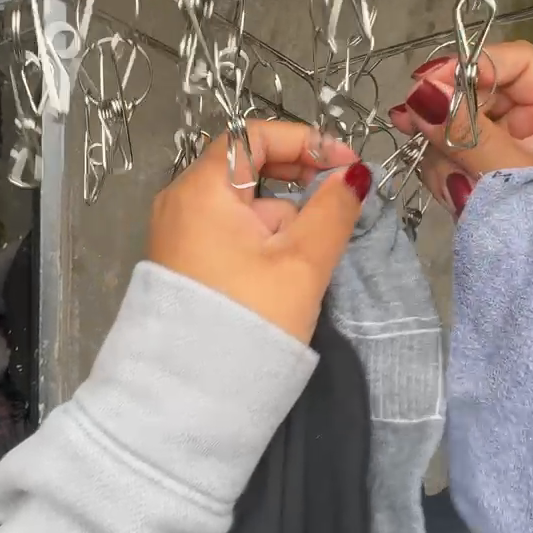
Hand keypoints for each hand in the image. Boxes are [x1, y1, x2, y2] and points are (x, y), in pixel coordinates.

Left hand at [147, 121, 370, 342]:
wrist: (189, 397)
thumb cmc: (250, 318)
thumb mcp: (303, 261)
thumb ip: (334, 208)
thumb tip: (354, 173)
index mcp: (202, 188)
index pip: (255, 136)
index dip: (305, 140)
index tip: (346, 164)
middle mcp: (181, 201)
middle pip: (248, 168)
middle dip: (298, 180)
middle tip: (339, 201)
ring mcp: (178, 233)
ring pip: (243, 205)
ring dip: (283, 216)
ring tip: (308, 258)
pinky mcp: (183, 263)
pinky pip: (229, 231)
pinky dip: (262, 238)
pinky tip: (283, 273)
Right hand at [389, 42, 532, 387]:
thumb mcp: (507, 175)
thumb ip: (462, 131)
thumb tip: (418, 91)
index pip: (516, 64)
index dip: (472, 64)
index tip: (427, 81)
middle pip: (479, 94)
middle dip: (447, 115)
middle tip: (408, 122)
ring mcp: (507, 154)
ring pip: (457, 126)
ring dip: (443, 150)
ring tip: (453, 185)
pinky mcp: (485, 180)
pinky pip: (451, 156)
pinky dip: (443, 172)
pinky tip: (451, 194)